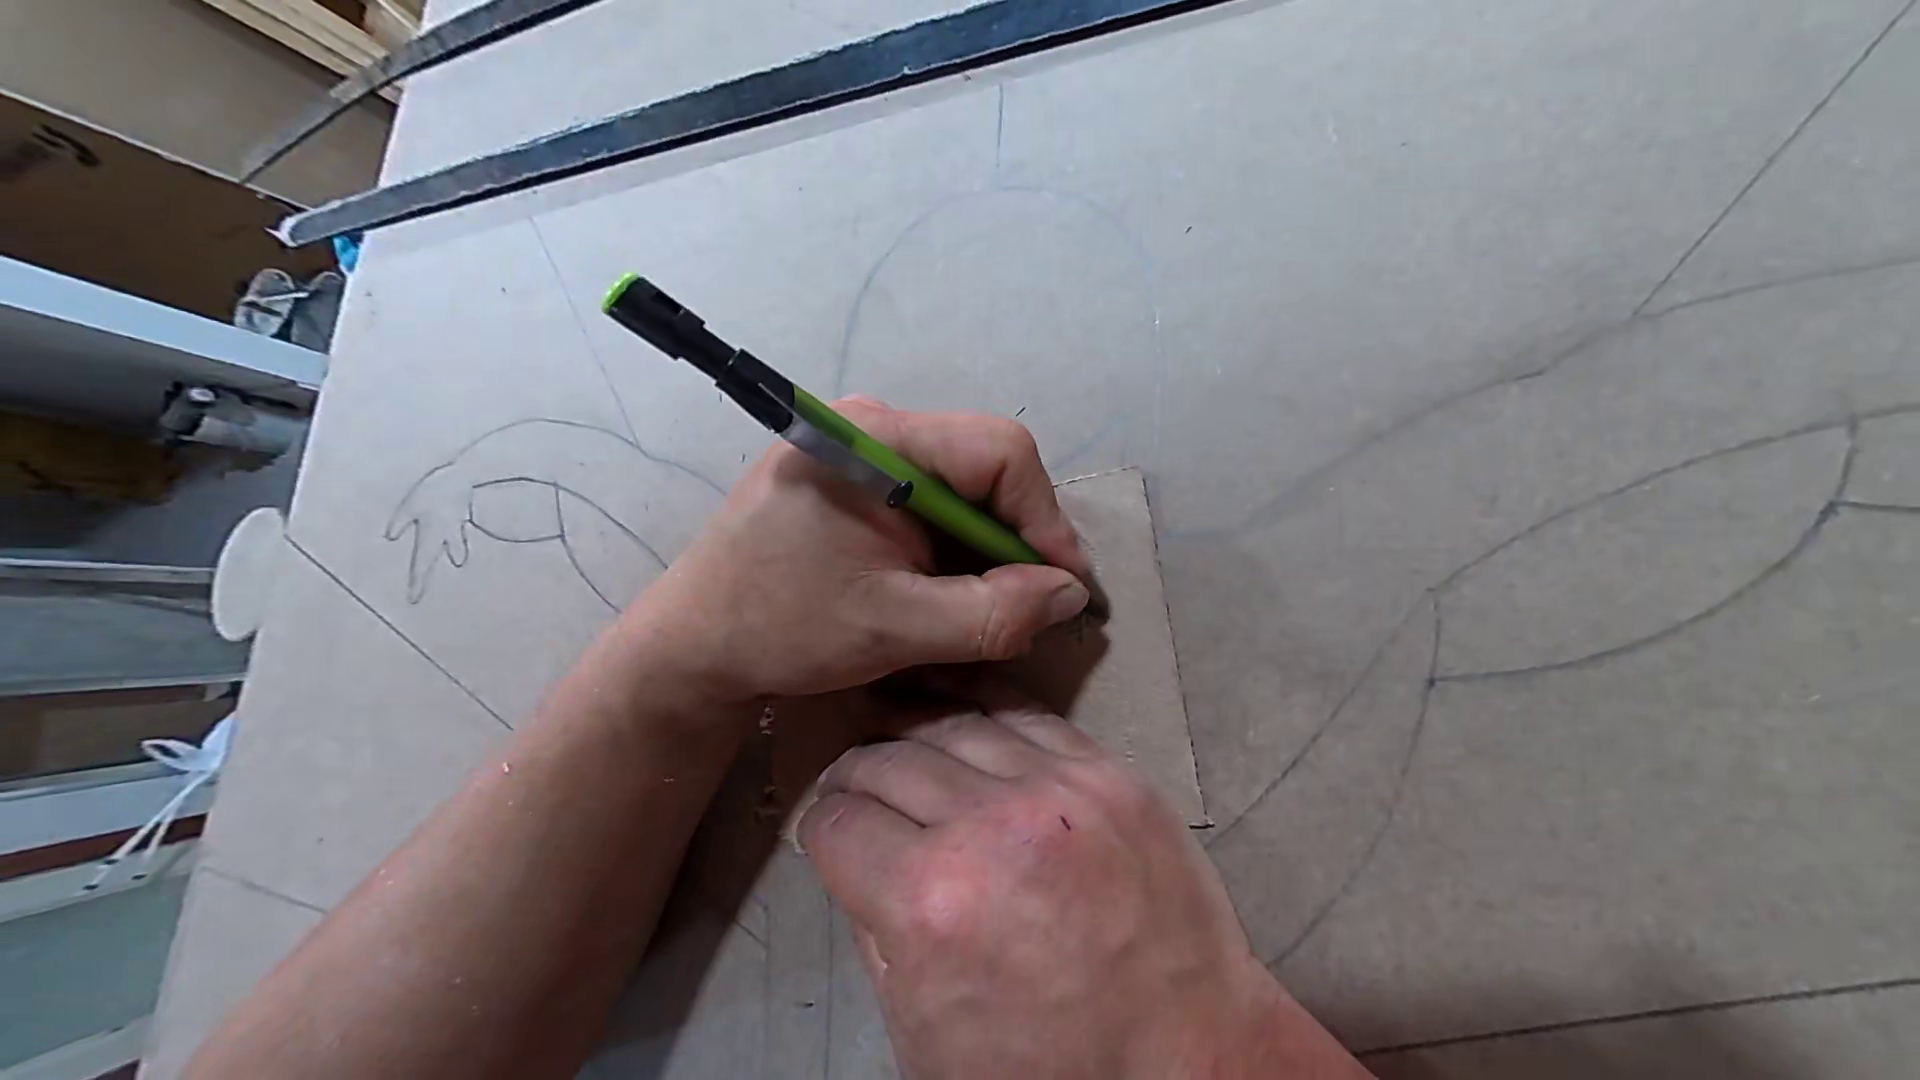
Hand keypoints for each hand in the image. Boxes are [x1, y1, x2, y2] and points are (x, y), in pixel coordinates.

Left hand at [621, 399, 1092, 704]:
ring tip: (987, 605)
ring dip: (987, 549)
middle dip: (1016, 539)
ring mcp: (862, 450)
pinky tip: (948, 589)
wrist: (694, 643)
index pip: (1000, 452)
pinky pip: (933, 502)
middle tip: (1029, 604)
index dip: (1044, 520)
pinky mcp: (856, 480)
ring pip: (964, 487)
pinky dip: (955, 549)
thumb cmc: (780, 629)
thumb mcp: (894, 629)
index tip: (1064, 589)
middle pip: (986, 466)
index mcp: (876, 439)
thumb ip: (992, 614)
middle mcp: (874, 427)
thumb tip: (1071, 595)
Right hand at [797, 680, 1373, 1079]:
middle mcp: (986, 826)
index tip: (830, 832)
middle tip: (855, 788)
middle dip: (855, 776)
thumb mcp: (925, 1032)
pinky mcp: (1105, 770)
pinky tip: (954, 704)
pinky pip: (1021, 712)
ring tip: (898, 743)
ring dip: (910, 734)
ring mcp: (1053, 788)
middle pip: (884, 763)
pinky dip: (976, 705)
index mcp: (928, 902)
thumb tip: (859, 850)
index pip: (837, 823)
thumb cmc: (1048, 1066)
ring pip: (947, 725)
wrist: (1189, 1057)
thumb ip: (876, 928)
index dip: (821, 827)